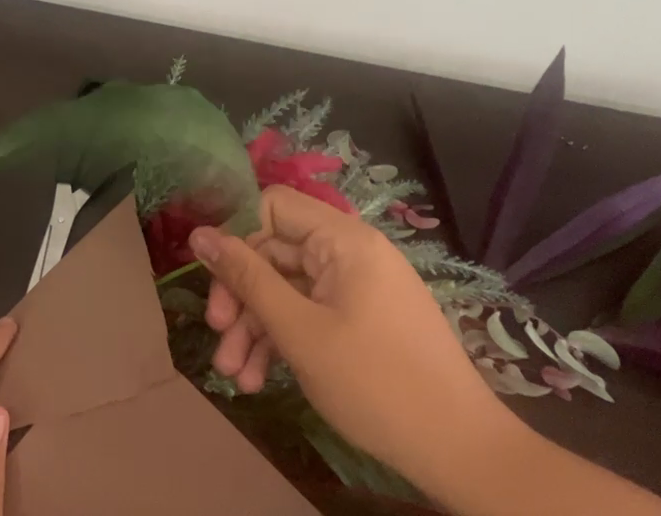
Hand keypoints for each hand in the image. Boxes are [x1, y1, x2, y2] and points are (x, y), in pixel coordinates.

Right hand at [189, 187, 522, 484]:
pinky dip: (282, 341)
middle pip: (274, 253)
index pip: (272, 206)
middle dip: (240, 296)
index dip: (236, 235)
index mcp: (344, 241)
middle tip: (218, 334)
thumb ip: (246, 277)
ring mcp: (358, 289)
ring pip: (287, 290)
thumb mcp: (298, 330)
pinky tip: (260, 380)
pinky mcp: (361, 321)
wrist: (462, 453)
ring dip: (255, 328)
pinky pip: (309, 314)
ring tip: (234, 374)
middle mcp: (351, 254)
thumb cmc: (376, 382)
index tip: (212, 276)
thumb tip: (198, 234)